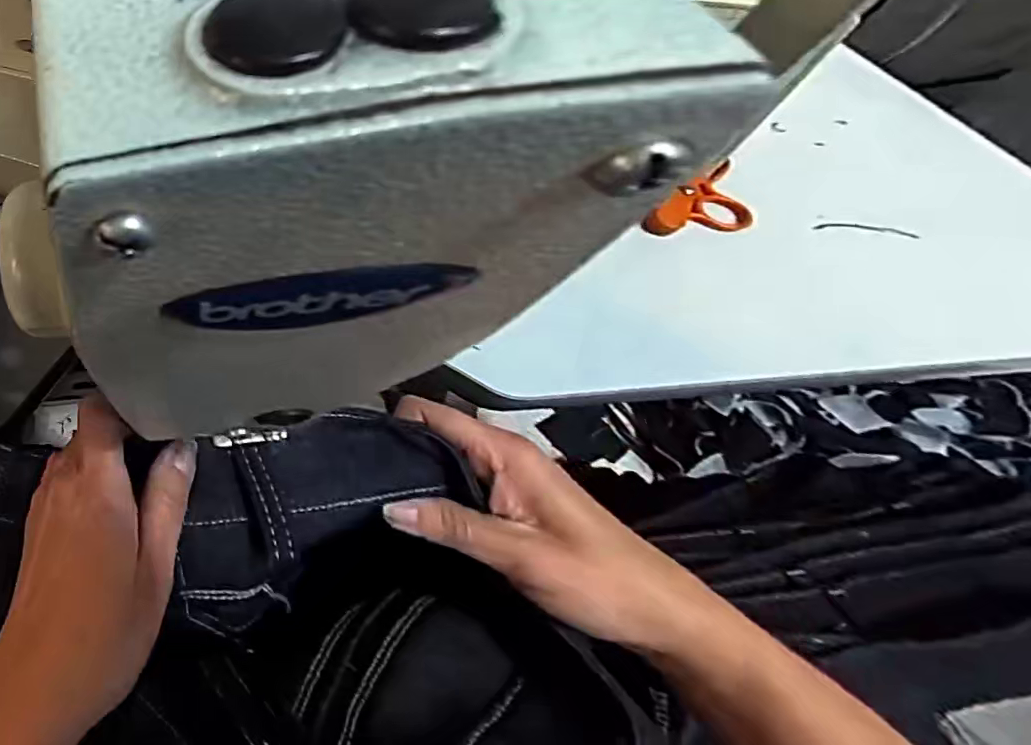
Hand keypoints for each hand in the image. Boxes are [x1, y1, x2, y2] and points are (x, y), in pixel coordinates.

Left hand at [0, 394, 196, 744]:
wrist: (37, 680)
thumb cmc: (104, 628)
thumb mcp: (155, 567)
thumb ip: (168, 499)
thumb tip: (181, 450)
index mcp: (94, 482)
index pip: (97, 409)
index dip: (125, 401)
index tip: (157, 415)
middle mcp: (61, 481)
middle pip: (90, 431)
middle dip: (125, 436)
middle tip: (161, 457)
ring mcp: (42, 502)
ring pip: (76, 455)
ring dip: (106, 462)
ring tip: (140, 489)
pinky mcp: (35, 523)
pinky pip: (64, 481)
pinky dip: (88, 483)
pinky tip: (110, 518)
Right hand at [383, 395, 741, 657]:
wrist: (665, 617)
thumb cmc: (601, 580)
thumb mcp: (519, 555)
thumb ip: (452, 526)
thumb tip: (391, 507)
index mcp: (506, 451)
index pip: (432, 412)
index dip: (396, 422)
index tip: (365, 448)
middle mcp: (506, 452)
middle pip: (435, 431)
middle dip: (402, 448)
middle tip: (367, 479)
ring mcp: (511, 475)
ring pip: (447, 456)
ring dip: (420, 471)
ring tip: (386, 496)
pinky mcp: (514, 498)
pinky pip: (463, 478)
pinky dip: (439, 489)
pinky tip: (424, 514)